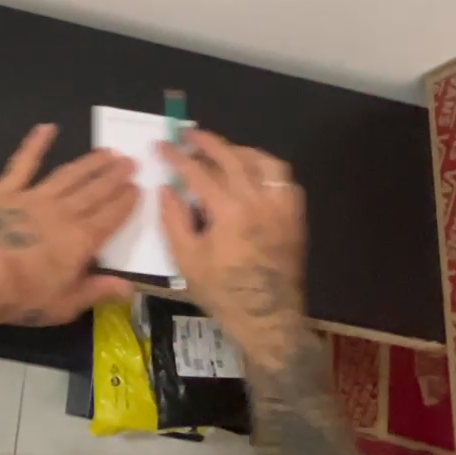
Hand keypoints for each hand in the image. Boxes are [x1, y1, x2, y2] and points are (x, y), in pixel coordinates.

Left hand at [0, 123, 139, 327]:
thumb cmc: (21, 297)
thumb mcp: (65, 305)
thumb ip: (98, 291)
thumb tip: (132, 287)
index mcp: (80, 240)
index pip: (111, 216)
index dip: (126, 201)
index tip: (139, 187)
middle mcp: (62, 212)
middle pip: (94, 190)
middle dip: (114, 176)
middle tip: (131, 161)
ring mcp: (33, 197)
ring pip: (68, 175)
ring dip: (89, 163)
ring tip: (106, 151)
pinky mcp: (4, 191)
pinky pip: (23, 163)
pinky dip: (35, 144)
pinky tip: (46, 128)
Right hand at [158, 130, 309, 368]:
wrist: (267, 319)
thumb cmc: (221, 292)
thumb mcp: (185, 258)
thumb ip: (173, 218)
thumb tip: (167, 187)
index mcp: (229, 211)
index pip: (198, 172)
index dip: (176, 156)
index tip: (161, 145)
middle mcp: (259, 201)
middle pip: (233, 157)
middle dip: (207, 142)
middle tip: (188, 134)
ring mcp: (281, 208)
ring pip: (265, 163)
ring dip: (241, 151)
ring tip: (223, 152)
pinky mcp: (294, 218)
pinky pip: (285, 181)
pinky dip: (266, 171)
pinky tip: (251, 176)